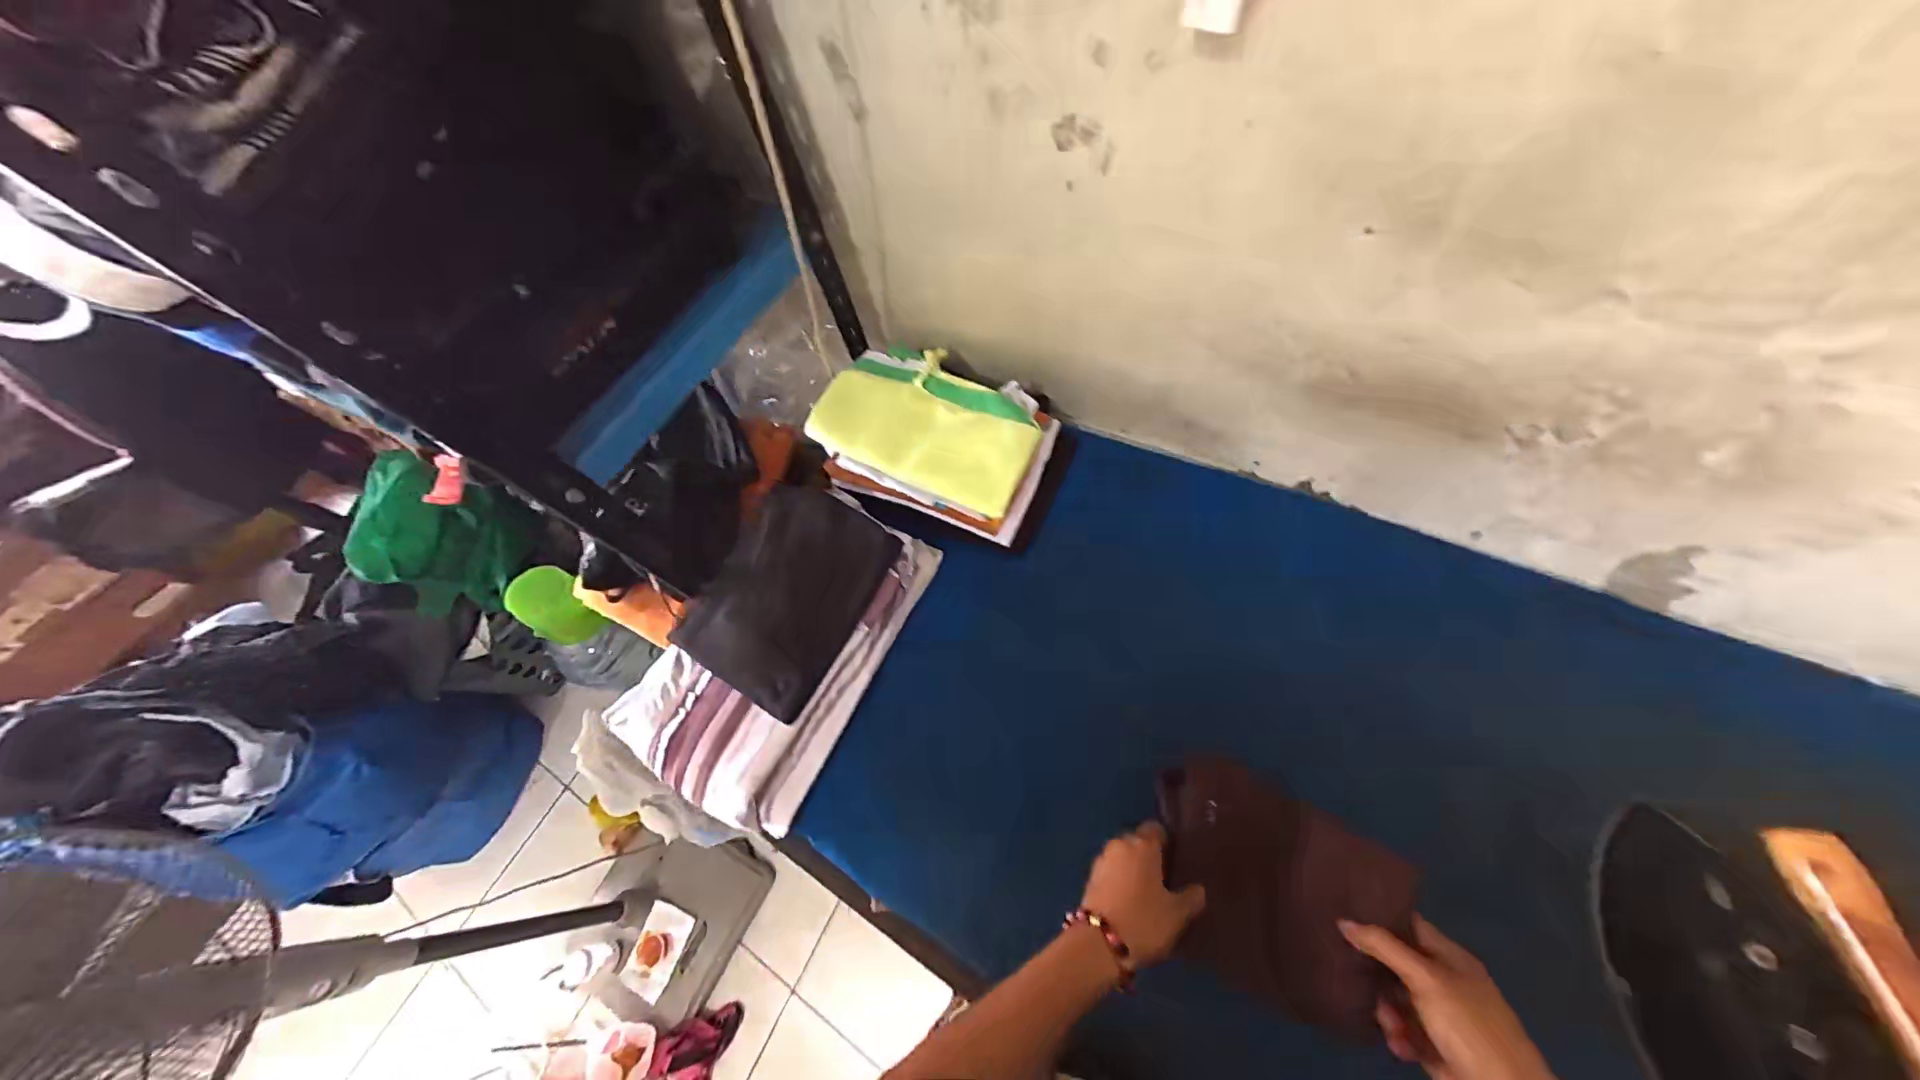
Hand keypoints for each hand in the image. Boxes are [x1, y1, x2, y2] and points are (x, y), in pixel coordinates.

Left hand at [1080, 821, 1205, 966]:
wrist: (1098, 943)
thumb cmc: (1144, 921)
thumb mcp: (1178, 914)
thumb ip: (1192, 897)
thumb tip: (1198, 888)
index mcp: (1143, 844)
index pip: (1157, 829)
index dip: (1168, 843)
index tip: (1177, 862)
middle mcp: (1120, 844)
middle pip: (1138, 842)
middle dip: (1150, 857)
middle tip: (1166, 881)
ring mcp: (1102, 860)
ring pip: (1124, 857)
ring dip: (1134, 870)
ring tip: (1148, 894)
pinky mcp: (1090, 877)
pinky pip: (1112, 872)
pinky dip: (1120, 881)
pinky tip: (1130, 901)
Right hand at [1340, 916, 1555, 1079]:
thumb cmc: (1469, 1027)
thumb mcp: (1426, 978)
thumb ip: (1384, 946)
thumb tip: (1343, 921)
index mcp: (1451, 958)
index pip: (1409, 924)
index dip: (1379, 917)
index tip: (1344, 911)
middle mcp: (1444, 981)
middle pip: (1395, 961)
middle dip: (1374, 969)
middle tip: (1350, 969)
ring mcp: (1439, 1014)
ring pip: (1394, 997)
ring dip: (1385, 1010)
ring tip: (1390, 1024)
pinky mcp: (1434, 1043)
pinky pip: (1402, 1028)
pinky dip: (1397, 1035)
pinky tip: (1400, 1046)